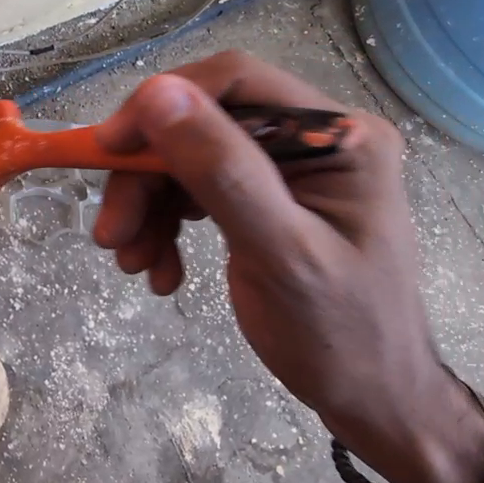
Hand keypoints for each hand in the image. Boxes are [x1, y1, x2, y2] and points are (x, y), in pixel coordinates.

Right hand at [91, 52, 483, 482]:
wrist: (373, 402)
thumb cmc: (341, 333)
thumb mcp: (280, 252)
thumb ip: (222, 170)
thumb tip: (156, 93)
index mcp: (336, 135)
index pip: (234, 80)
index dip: (162, 102)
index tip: (110, 148)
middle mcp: (310, 139)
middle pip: (198, 124)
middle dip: (145, 176)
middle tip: (111, 232)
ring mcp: (282, 168)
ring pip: (184, 158)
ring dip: (146, 207)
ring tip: (131, 261)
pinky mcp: (259, 197)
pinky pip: (190, 190)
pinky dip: (162, 225)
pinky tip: (160, 270)